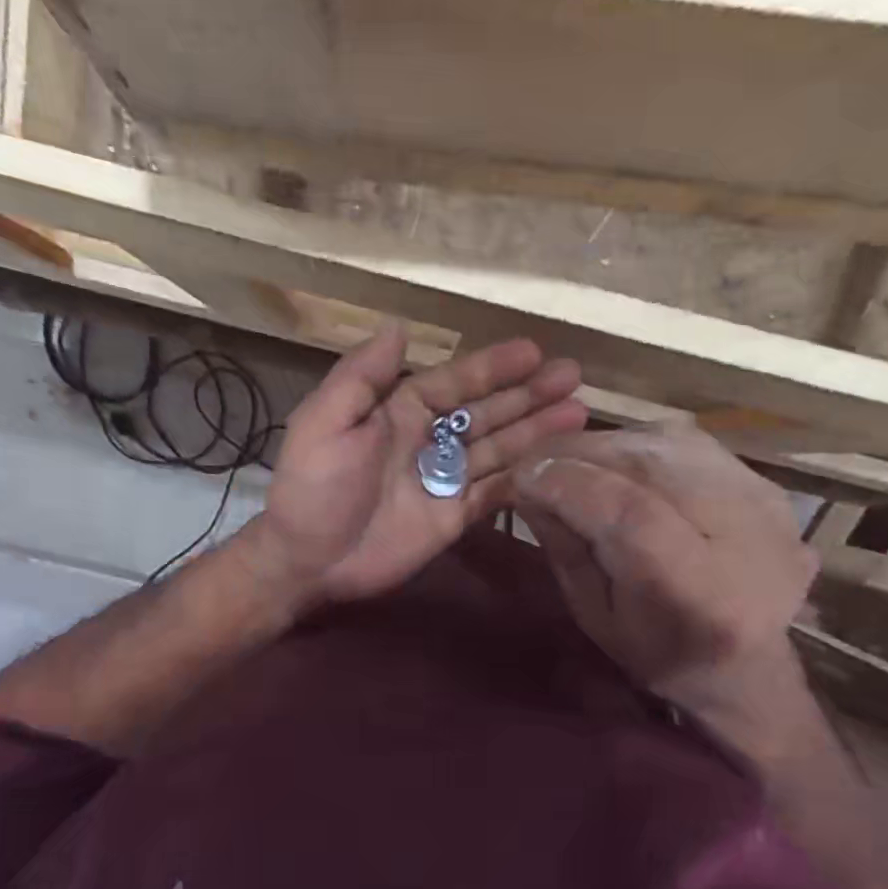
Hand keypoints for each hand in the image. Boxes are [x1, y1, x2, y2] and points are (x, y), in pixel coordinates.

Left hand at [255, 325, 587, 605]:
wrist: (309, 560)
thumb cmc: (315, 486)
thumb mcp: (327, 421)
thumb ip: (363, 376)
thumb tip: (400, 327)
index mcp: (400, 413)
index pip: (456, 383)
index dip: (493, 367)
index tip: (534, 351)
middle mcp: (429, 442)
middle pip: (487, 412)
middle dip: (528, 394)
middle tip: (573, 376)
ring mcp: (445, 480)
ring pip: (499, 449)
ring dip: (536, 431)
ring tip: (578, 411)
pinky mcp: (455, 517)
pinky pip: (495, 492)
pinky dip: (524, 478)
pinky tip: (556, 463)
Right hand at [512, 420, 818, 725]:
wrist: (747, 661)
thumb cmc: (661, 654)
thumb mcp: (596, 616)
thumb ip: (565, 548)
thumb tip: (528, 481)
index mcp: (703, 596)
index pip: (634, 517)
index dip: (571, 487)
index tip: (521, 477)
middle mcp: (748, 540)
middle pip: (651, 466)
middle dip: (579, 455)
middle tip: (534, 461)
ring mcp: (766, 504)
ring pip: (668, 443)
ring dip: (606, 444)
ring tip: (568, 460)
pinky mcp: (766, 485)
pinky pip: (689, 443)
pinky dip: (638, 444)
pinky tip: (612, 461)